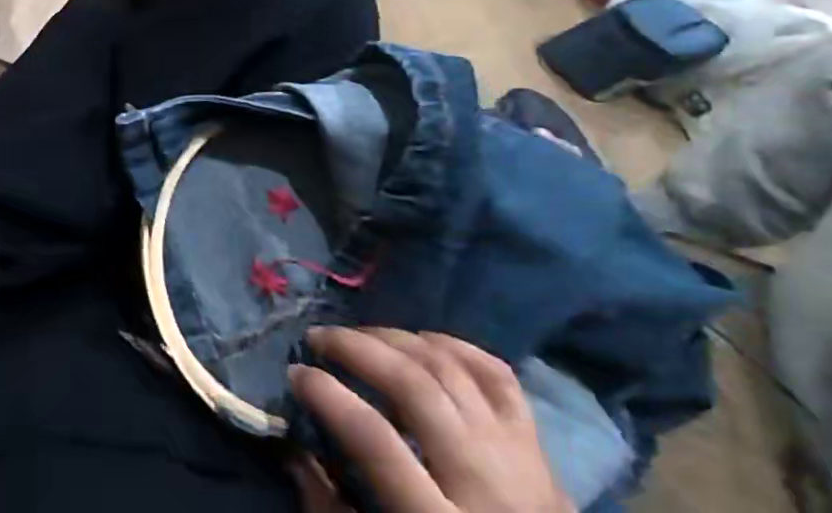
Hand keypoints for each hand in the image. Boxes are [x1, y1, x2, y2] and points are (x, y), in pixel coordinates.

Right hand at [290, 327, 571, 512]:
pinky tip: (420, 340)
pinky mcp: (538, 448)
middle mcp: (485, 483)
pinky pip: (497, 376)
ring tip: (357, 336)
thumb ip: (331, 508)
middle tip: (317, 338)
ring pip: (450, 370)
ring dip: (395, 340)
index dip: (329, 396)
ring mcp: (519, 460)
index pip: (377, 440)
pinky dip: (456, 346)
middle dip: (357, 350)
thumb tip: (293, 449)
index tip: (296, 373)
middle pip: (416, 388)